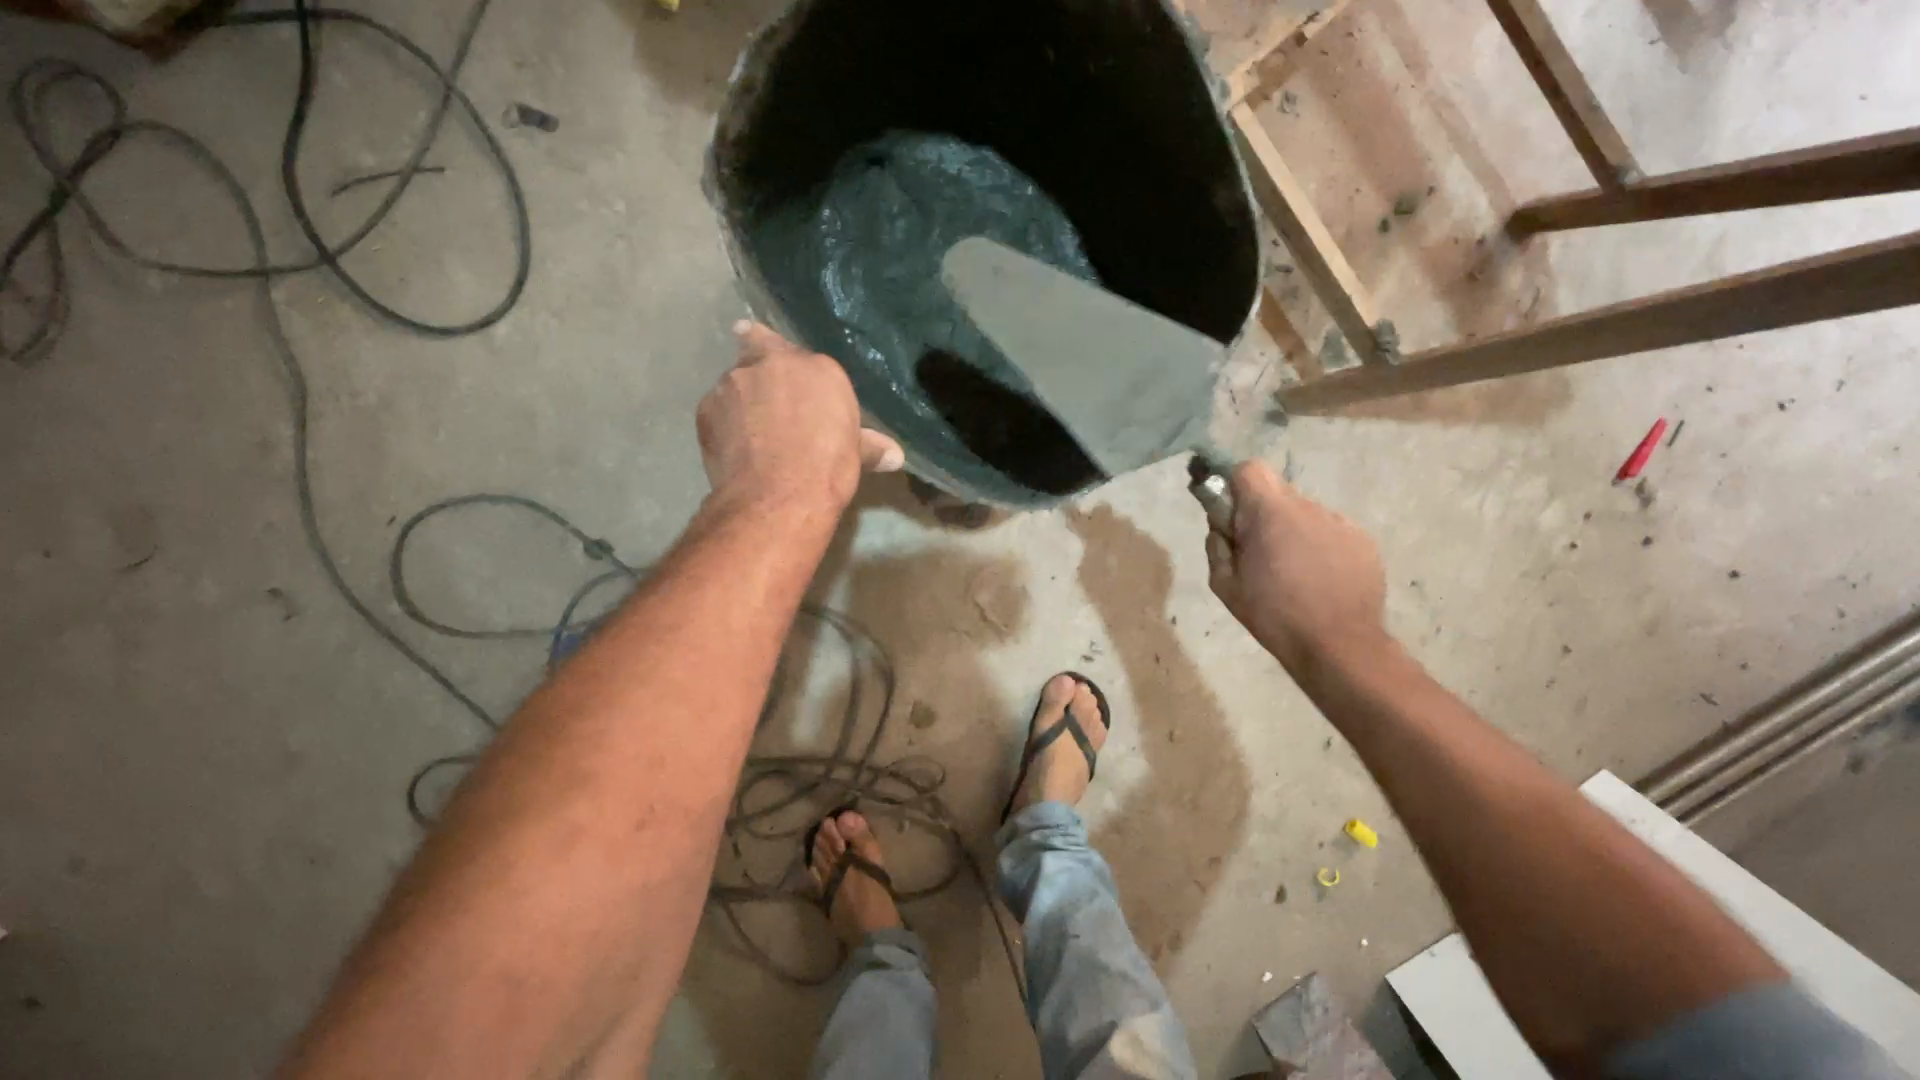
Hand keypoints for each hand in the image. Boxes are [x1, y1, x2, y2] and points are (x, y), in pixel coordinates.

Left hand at [696, 321, 903, 513]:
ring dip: (739, 400)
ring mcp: (733, 383)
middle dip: (758, 371)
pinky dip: (723, 423)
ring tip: (747, 431)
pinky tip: (733, 447)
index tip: (772, 357)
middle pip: (757, 354)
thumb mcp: (856, 454)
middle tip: (762, 397)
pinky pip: (716, 410)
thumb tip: (895, 456)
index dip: (781, 353)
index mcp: (816, 368)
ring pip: (734, 383)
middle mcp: (771, 364)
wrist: (778, 495)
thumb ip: (868, 445)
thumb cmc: (828, 468)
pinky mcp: (706, 409)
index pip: (795, 350)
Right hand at [1205, 460, 1389, 674]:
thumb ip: (1217, 544)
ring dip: (1293, 533)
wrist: (1340, 645)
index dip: (1236, 486)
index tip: (1232, 516)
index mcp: (1271, 513)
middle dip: (1263, 515)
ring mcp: (1341, 522)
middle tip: (1260, 554)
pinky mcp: (1363, 541)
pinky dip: (1320, 549)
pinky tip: (1320, 582)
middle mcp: (1308, 507)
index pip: (1249, 469)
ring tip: (1294, 575)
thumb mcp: (1225, 585)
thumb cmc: (1274, 615)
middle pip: (1278, 494)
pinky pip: (1331, 533)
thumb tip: (1221, 524)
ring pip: (1305, 515)